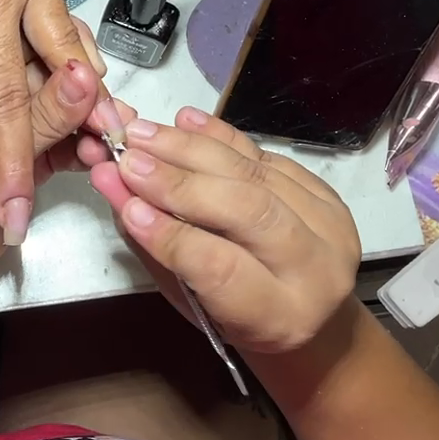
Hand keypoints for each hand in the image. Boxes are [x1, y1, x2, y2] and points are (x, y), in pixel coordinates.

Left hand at [0, 55, 100, 282]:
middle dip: (90, 96)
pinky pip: (65, 144)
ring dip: (90, 125)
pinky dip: (83, 151)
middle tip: (113, 119)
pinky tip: (98, 158)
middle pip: (58, 75)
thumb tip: (84, 75)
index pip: (32, 47)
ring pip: (65, 110)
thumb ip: (38, 118)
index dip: (73, 62)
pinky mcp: (27, 156)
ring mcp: (10, 122)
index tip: (100, 87)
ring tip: (110, 142)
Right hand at [86, 105, 361, 353]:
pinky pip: (266, 155)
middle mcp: (316, 269)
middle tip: (129, 158)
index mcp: (278, 317)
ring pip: (256, 173)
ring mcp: (329, 225)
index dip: (170, 234)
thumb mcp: (186, 296)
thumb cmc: (233, 319)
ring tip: (142, 133)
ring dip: (192, 148)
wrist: (309, 316)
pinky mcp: (328, 193)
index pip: (219, 266)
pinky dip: (220, 136)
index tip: (127, 204)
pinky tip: (182, 121)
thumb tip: (109, 182)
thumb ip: (149, 243)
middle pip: (246, 210)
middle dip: (179, 181)